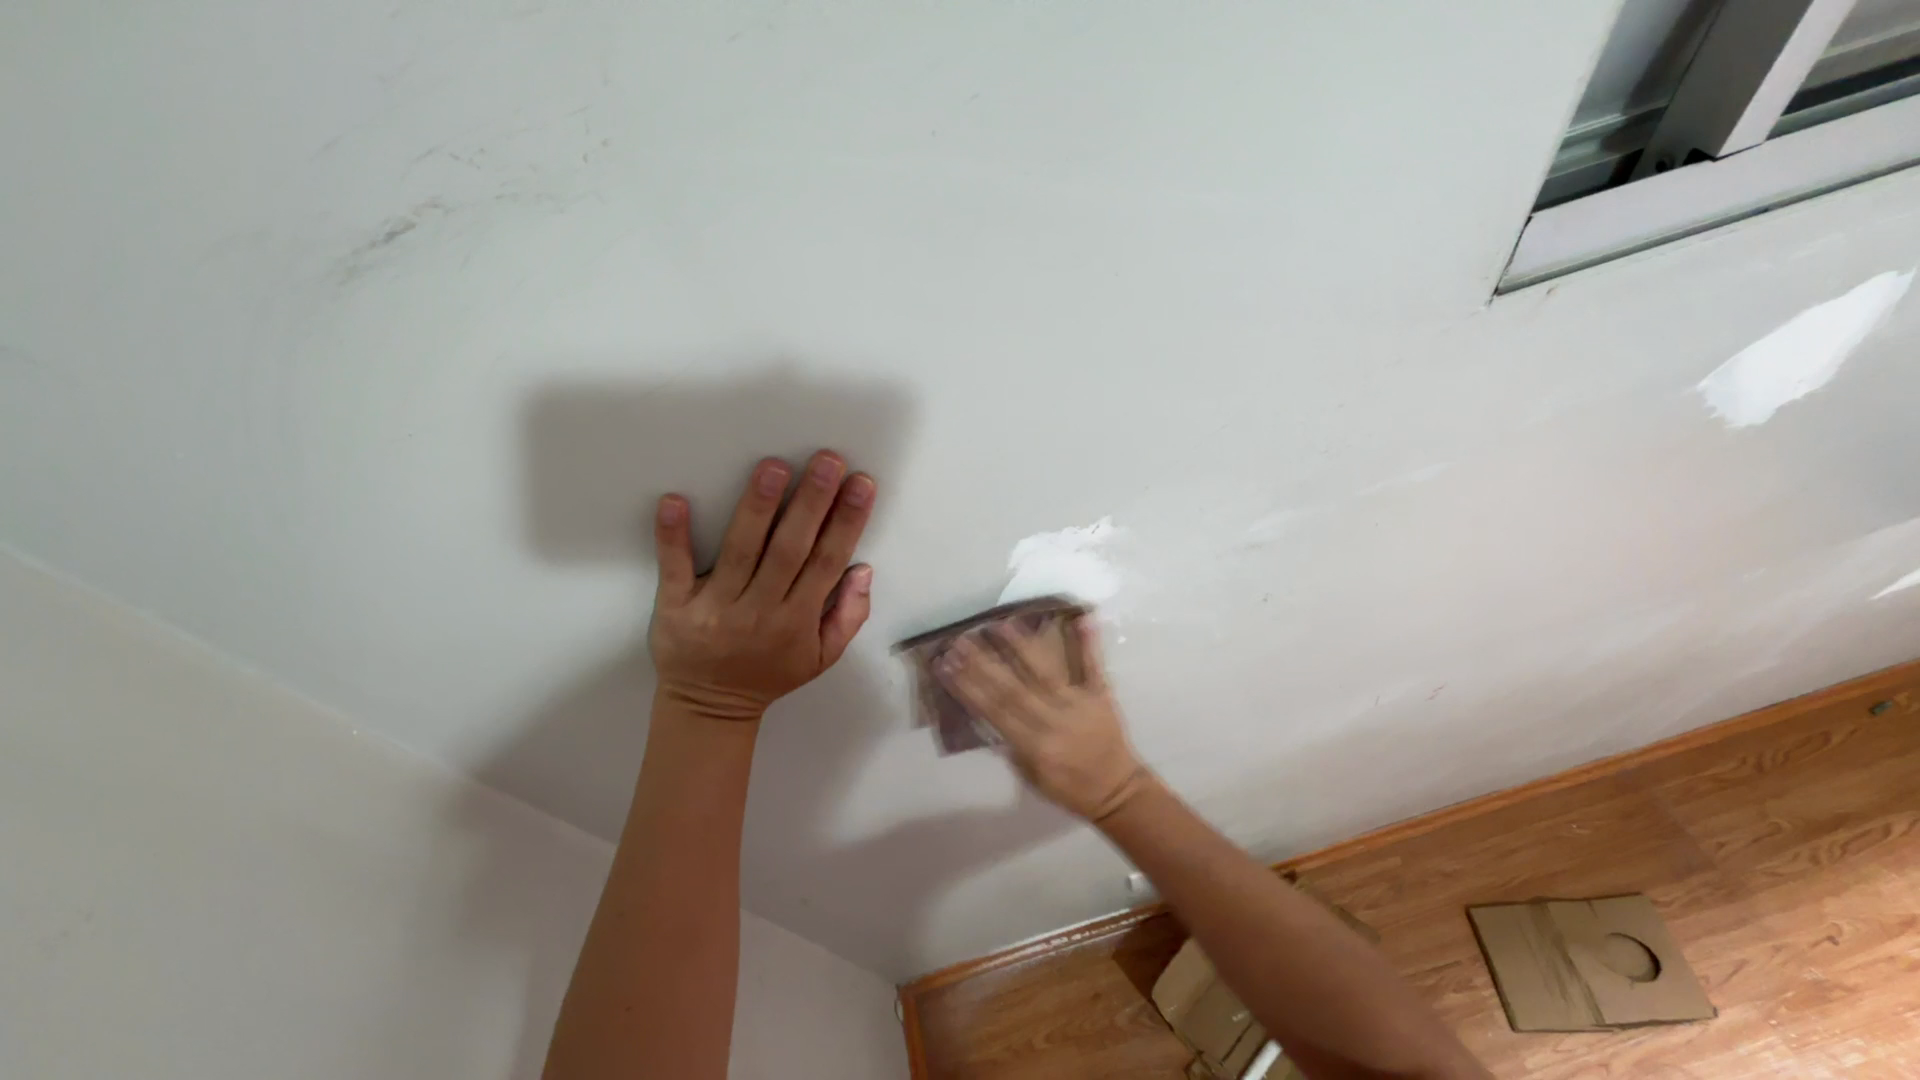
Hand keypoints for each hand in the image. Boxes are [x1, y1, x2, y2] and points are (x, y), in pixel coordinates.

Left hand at [649, 451, 876, 721]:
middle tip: (827, 460)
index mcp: (798, 620)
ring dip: (758, 507)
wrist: (708, 707)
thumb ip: (848, 616)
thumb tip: (864, 569)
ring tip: (773, 467)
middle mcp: (760, 610)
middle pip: (789, 549)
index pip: (827, 562)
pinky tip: (675, 501)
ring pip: (741, 551)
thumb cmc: (769, 674)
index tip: (861, 484)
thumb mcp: (822, 658)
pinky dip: (673, 537)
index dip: (847, 523)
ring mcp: (716, 607)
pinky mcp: (676, 607)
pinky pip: (675, 568)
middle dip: (811, 503)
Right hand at [936, 617, 1148, 820]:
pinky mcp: (1100, 695)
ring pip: (1044, 672)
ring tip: (1001, 623)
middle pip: (1011, 688)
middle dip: (982, 663)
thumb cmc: (1068, 787)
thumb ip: (1010, 744)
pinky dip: (1089, 642)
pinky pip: (1093, 666)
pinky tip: (1083, 617)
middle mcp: (1053, 721)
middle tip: (960, 640)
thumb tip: (986, 711)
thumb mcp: (1030, 775)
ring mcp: (1078, 704)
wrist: (1117, 791)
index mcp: (1033, 745)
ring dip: (1021, 646)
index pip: (993, 710)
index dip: (967, 686)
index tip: (946, 664)